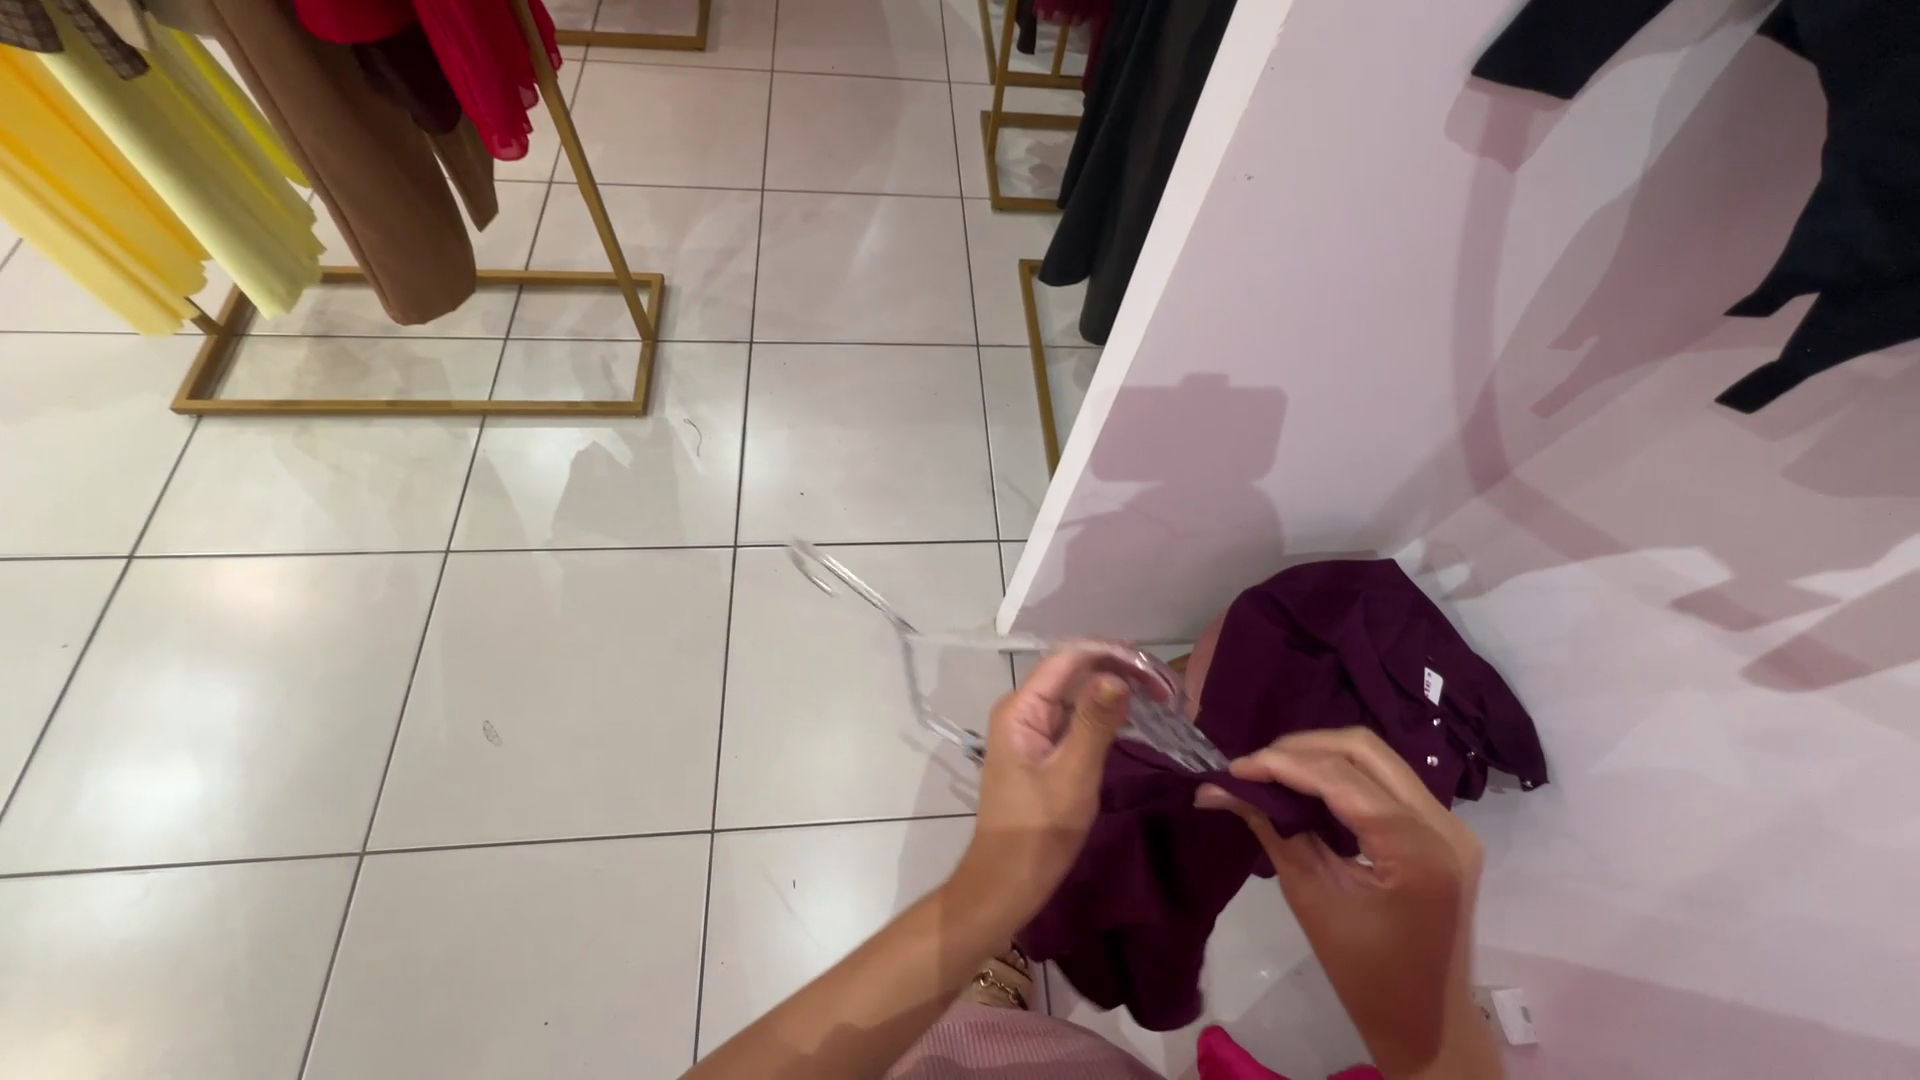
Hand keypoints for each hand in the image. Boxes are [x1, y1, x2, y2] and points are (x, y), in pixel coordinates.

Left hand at [948, 649, 1131, 929]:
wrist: (1008, 880)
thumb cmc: (1039, 829)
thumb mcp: (1074, 774)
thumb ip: (1095, 722)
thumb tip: (1117, 675)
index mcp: (1020, 708)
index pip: (1067, 659)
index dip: (1111, 655)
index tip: (1154, 669)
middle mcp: (1021, 709)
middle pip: (1072, 671)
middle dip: (1117, 670)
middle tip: (1166, 687)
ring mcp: (1030, 729)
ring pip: (1076, 694)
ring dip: (1114, 691)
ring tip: (1159, 698)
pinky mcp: (1041, 749)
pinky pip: (1074, 718)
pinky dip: (1104, 714)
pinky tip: (1133, 719)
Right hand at [1197, 728, 1499, 1079]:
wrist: (1428, 1024)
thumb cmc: (1365, 973)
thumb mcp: (1309, 894)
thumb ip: (1268, 828)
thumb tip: (1215, 789)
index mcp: (1417, 848)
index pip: (1340, 777)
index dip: (1281, 763)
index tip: (1233, 768)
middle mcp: (1444, 824)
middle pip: (1365, 750)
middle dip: (1302, 748)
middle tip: (1255, 766)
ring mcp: (1451, 825)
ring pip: (1378, 758)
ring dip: (1322, 756)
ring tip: (1275, 772)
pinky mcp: (1444, 831)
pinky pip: (1388, 781)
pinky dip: (1343, 774)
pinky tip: (1308, 788)